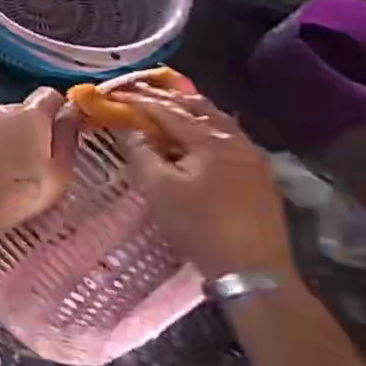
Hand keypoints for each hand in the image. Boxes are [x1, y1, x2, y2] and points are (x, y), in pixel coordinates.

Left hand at [0, 88, 76, 248]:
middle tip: (42, 156)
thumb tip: (72, 113)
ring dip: (12, 133)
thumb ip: (67, 138)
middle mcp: (1, 109)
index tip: (64, 130)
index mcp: (29, 114)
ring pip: (4, 119)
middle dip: (36, 125)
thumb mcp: (60, 172)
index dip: (59, 109)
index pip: (49, 95)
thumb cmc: (22, 192)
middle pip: (25, 109)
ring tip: (15, 164)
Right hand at [114, 82, 295, 278]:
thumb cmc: (198, 225)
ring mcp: (252, 158)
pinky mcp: (257, 175)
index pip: (166, 109)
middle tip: (132, 92)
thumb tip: (123, 126)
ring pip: (215, 120)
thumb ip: (137, 149)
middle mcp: (237, 141)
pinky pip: (225, 137)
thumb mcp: (156, 186)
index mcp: (212, 140)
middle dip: (162, 98)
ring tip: (159, 107)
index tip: (108, 93)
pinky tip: (187, 135)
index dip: (134, 99)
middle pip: (196, 107)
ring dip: (185, 110)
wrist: (253, 272)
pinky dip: (201, 127)